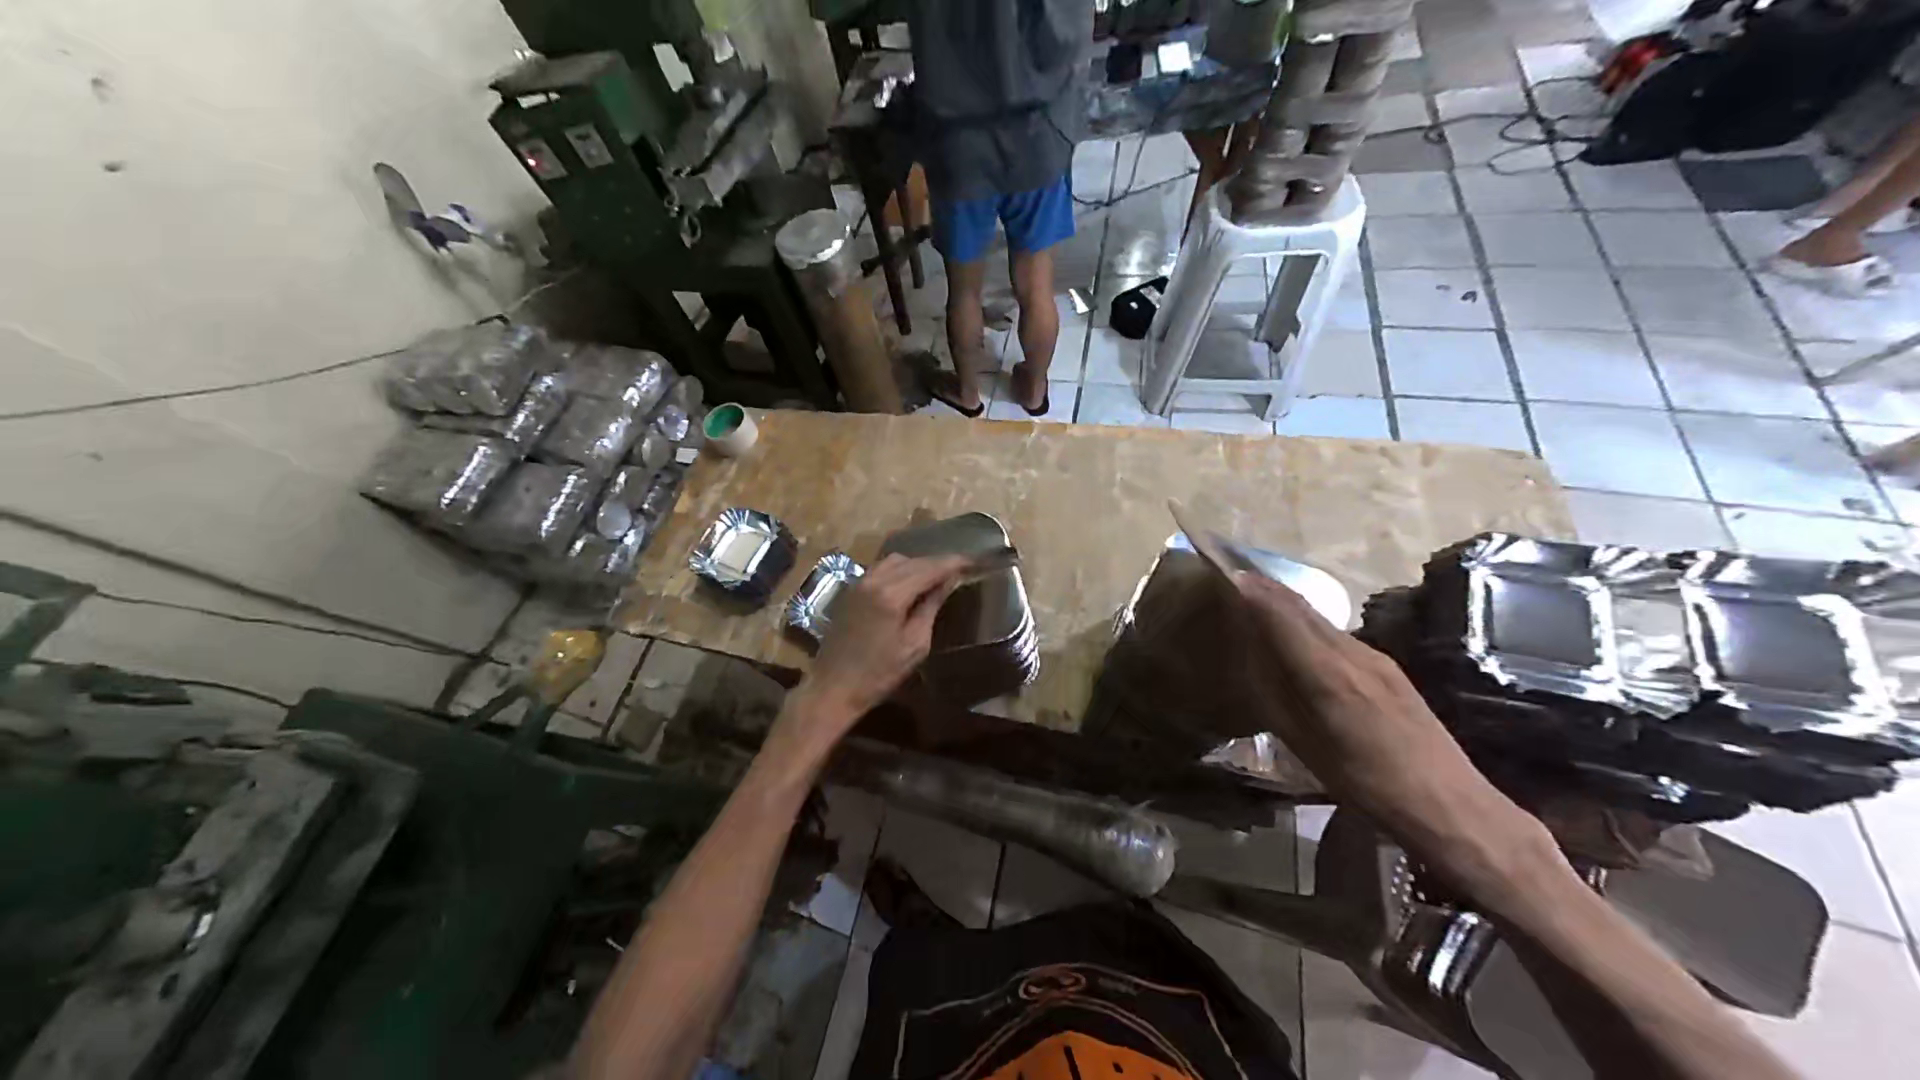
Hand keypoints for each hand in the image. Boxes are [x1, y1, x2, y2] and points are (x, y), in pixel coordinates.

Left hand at [780, 554, 971, 753]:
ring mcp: (859, 582)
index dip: (954, 563)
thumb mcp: (915, 644)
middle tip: (961, 569)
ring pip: (895, 560)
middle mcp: (874, 579)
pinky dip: (900, 570)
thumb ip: (931, 607)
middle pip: (913, 560)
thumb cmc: (879, 673)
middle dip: (938, 562)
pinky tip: (912, 582)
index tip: (973, 561)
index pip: (930, 568)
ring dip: (918, 564)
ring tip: (938, 576)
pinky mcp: (852, 590)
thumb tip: (948, 582)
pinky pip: (881, 569)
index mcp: (891, 594)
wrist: (833, 687)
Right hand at [1230, 572, 1522, 851]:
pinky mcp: (1389, 670)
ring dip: (1289, 604)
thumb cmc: (1365, 784)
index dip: (1254, 592)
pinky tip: (1299, 634)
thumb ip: (1276, 695)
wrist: (1449, 805)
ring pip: (1323, 620)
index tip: (1227, 571)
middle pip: (1304, 609)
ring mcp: (1376, 658)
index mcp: (1327, 673)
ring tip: (1260, 596)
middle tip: (1237, 574)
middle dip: (1268, 588)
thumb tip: (1252, 658)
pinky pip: (1339, 635)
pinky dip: (1310, 625)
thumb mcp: (1305, 745)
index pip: (1283, 616)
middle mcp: (1353, 654)